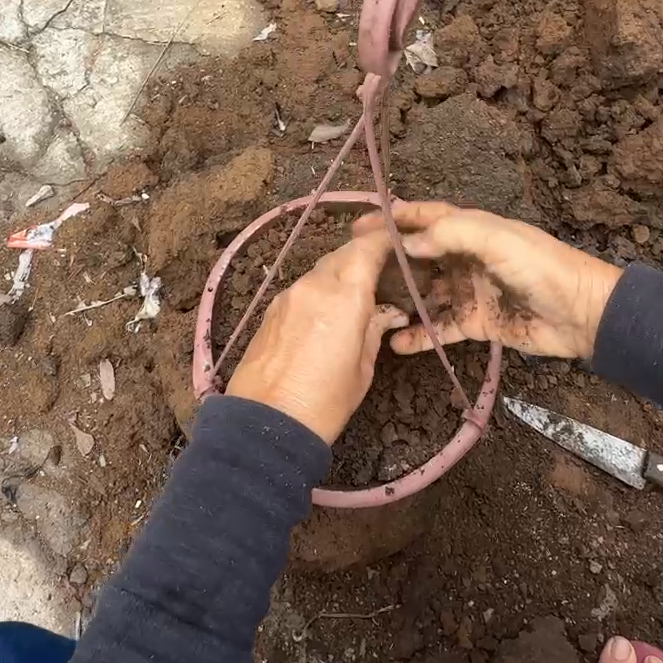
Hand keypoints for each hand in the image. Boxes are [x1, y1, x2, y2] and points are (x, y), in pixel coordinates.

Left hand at [227, 229, 409, 442]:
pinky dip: (319, 290)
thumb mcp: (362, 369)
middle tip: (382, 272)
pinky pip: (303, 287)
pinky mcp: (271, 308)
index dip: (384, 239)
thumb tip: (389, 313)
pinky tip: (326, 313)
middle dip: (363, 256)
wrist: (265, 424)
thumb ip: (375, 329)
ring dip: (340, 273)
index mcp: (345, 296)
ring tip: (355, 295)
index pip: (367, 247)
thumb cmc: (323, 402)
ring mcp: (289, 294)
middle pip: (344, 253)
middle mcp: (315, 285)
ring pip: (321, 269)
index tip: (398, 243)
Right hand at [353, 201, 620, 359]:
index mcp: (472, 229)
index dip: (395, 218)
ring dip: (401, 300)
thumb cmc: (541, 266)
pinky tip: (397, 343)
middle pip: (420, 256)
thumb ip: (451, 233)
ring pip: (426, 294)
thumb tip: (408, 243)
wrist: (581, 313)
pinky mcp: (477, 323)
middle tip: (355, 270)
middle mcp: (466, 258)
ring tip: (369, 309)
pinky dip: (420, 335)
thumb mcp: (497, 239)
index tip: (362, 224)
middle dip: (390, 262)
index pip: (426, 217)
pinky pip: (441, 328)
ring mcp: (469, 292)